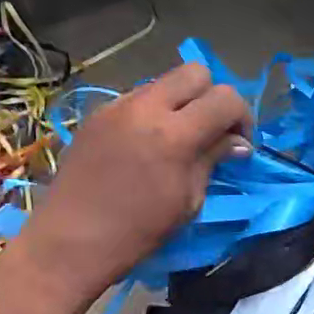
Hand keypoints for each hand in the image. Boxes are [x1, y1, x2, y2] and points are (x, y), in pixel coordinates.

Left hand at [12, 63, 252, 302]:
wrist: (70, 241)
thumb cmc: (137, 232)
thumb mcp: (188, 200)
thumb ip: (212, 159)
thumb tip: (238, 142)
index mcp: (174, 134)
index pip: (225, 98)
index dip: (242, 116)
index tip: (239, 142)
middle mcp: (145, 107)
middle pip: (194, 72)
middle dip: (212, 96)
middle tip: (211, 130)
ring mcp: (116, 106)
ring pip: (163, 82)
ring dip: (180, 102)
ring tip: (177, 138)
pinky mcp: (97, 114)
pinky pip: (136, 98)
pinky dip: (152, 112)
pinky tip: (145, 144)